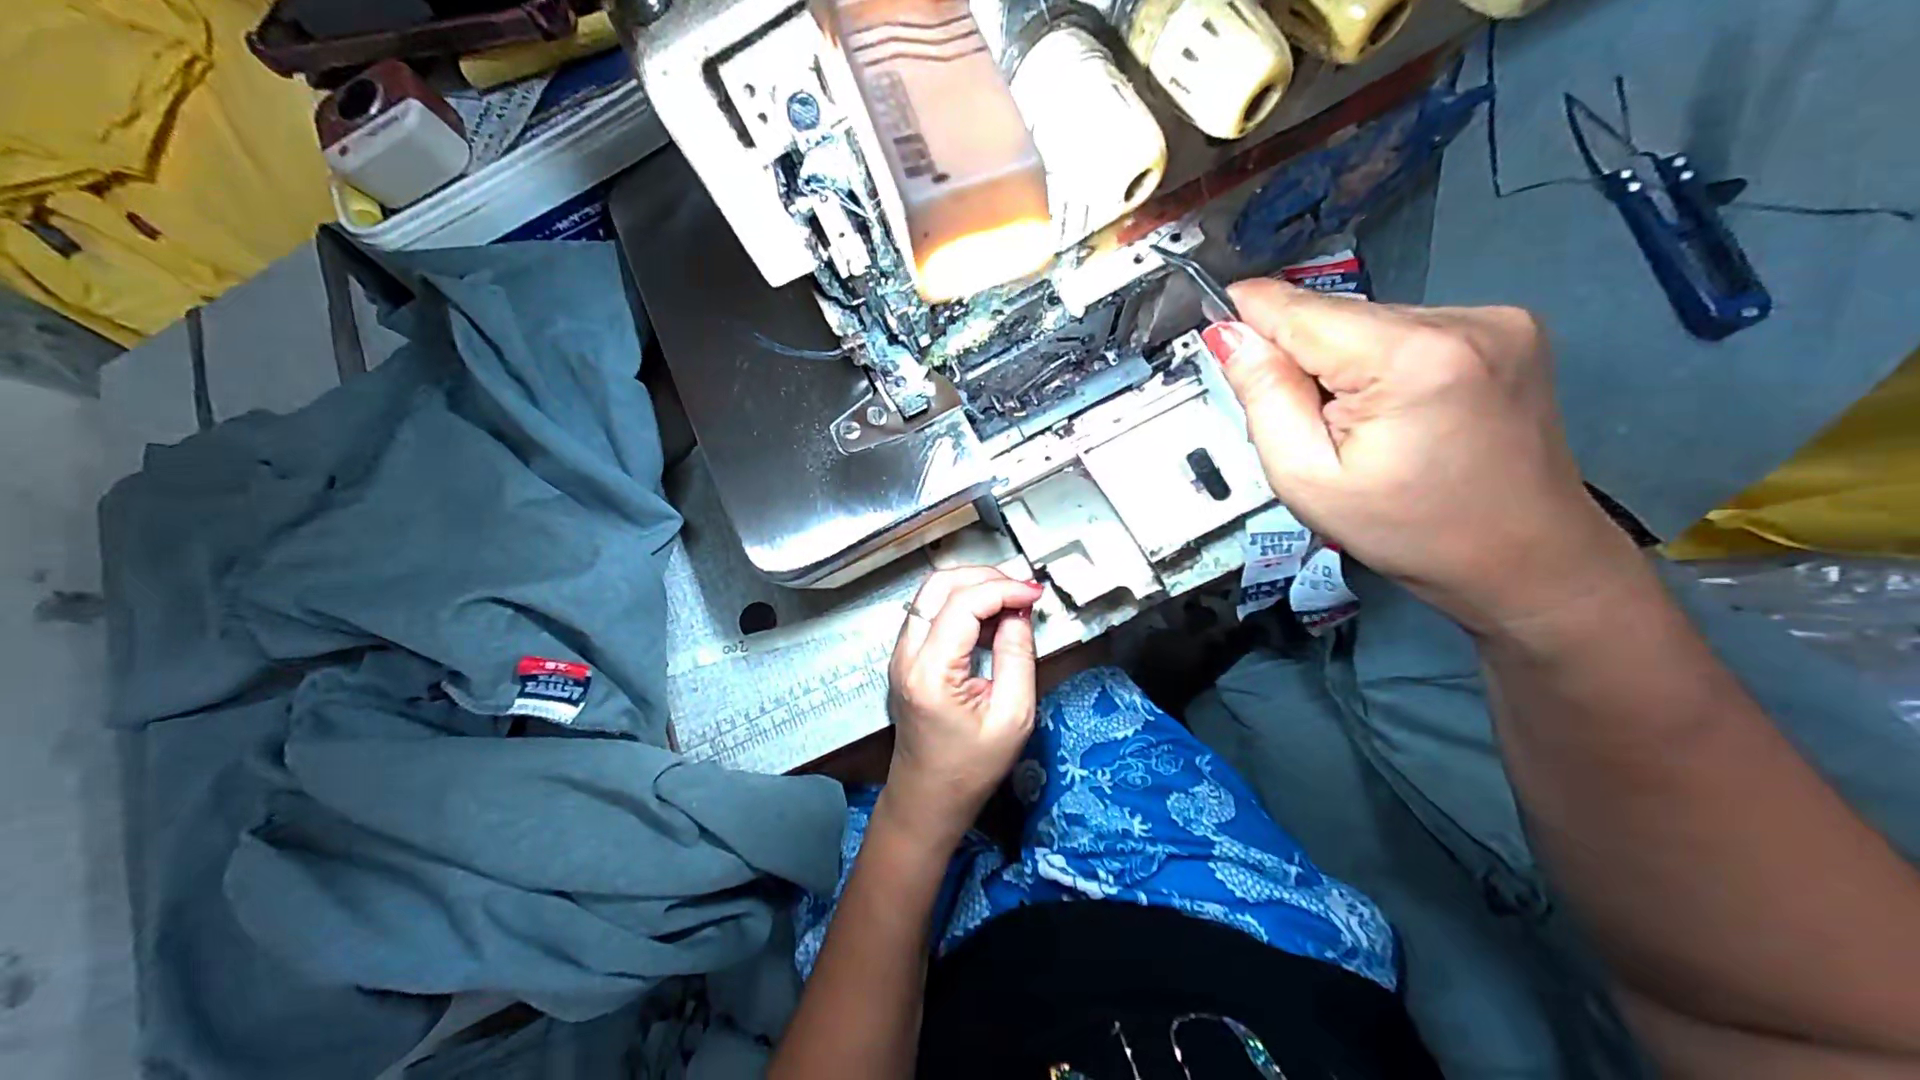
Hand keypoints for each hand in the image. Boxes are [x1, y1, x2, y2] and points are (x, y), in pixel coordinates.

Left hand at [881, 567, 1043, 846]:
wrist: (929, 797)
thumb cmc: (969, 769)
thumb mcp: (1012, 716)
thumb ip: (1017, 656)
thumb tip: (1019, 612)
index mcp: (931, 673)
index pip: (963, 603)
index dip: (1003, 589)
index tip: (1034, 594)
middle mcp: (907, 656)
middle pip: (939, 584)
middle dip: (984, 577)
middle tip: (1021, 590)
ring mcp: (901, 654)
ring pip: (932, 593)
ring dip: (972, 587)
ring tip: (1010, 602)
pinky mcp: (906, 657)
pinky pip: (931, 612)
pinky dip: (961, 604)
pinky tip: (990, 619)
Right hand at [1207, 279, 1641, 634]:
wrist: (1525, 557)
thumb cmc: (1408, 532)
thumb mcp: (1307, 479)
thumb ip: (1264, 397)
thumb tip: (1229, 333)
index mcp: (1411, 357)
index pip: (1298, 308)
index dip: (1249, 316)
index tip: (1219, 336)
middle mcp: (1462, 317)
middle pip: (1336, 315)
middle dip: (1301, 357)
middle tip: (1302, 421)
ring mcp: (1495, 317)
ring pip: (1370, 322)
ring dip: (1342, 361)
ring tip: (1355, 424)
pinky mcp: (1510, 327)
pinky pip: (1409, 329)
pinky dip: (1382, 362)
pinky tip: (1396, 409)